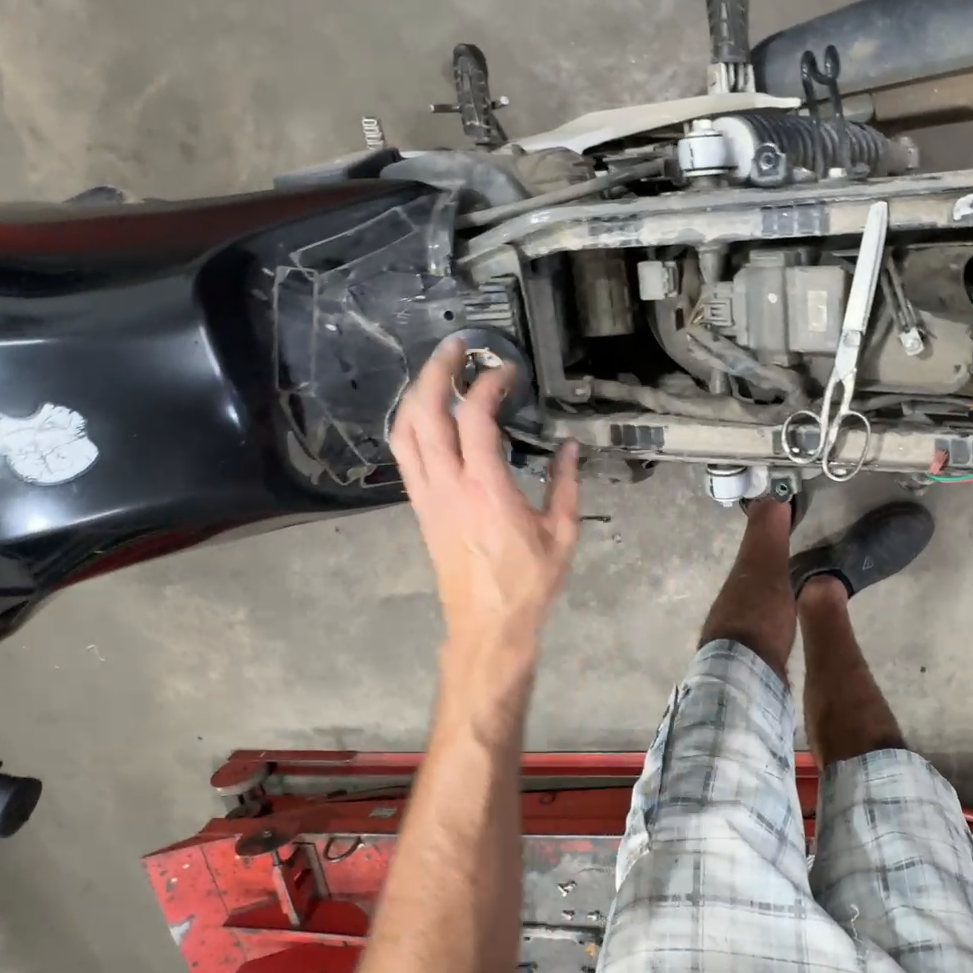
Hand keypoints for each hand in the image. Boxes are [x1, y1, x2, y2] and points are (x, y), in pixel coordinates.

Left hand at [389, 338, 580, 655]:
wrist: (487, 625)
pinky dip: (409, 424)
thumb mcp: (562, 533)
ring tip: (435, 371)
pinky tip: (423, 414)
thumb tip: (569, 446)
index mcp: (486, 488)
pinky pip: (403, 456)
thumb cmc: (528, 582)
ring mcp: (427, 495)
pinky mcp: (420, 508)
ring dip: (415, 394)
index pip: (475, 418)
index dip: (488, 385)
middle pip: (426, 413)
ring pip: (404, 432)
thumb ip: (565, 484)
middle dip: (437, 371)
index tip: (506, 371)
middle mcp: (447, 485)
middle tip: (456, 347)